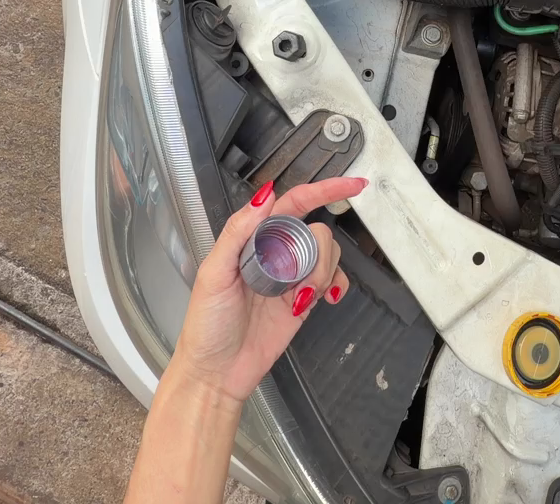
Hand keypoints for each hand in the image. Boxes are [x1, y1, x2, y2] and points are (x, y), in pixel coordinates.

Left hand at [169, 176, 366, 403]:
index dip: (325, 190)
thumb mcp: (214, 273)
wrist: (217, 374)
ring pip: (329, 254)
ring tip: (303, 299)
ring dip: (324, 274)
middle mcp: (278, 251)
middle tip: (306, 283)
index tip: (352, 185)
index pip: (296, 202)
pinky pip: (333, 280)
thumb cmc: (207, 324)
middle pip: (318, 230)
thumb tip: (265, 196)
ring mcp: (294, 275)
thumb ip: (238, 231)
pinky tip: (326, 298)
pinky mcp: (305, 298)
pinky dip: (336, 285)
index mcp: (256, 237)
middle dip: (322, 252)